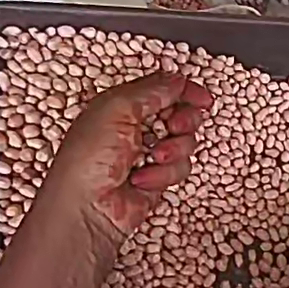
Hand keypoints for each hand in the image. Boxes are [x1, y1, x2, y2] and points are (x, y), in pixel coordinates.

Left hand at [39, 72, 212, 249]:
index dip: (185, 91)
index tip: (202, 98)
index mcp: (123, 105)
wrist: (86, 207)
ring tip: (153, 157)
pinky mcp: (158, 178)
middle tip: (174, 128)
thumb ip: (151, 90)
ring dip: (173, 150)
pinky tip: (141, 180)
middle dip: (183, 121)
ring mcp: (149, 155)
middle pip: (181, 115)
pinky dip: (164, 174)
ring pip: (186, 143)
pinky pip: (180, 169)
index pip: (163, 90)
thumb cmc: (87, 160)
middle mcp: (137, 128)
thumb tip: (177, 79)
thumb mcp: (116, 109)